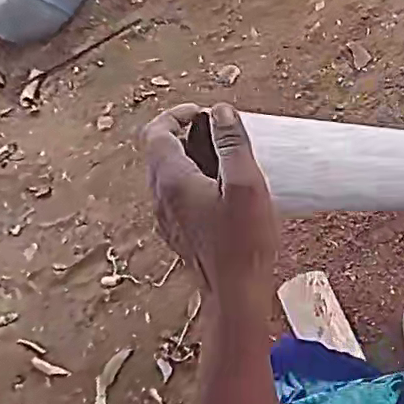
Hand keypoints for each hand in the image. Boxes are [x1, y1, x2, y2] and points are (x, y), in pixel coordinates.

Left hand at [141, 103, 277, 301]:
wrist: (235, 291)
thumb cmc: (244, 241)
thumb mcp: (247, 184)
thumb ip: (233, 145)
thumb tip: (222, 112)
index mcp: (172, 180)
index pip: (157, 133)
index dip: (178, 115)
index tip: (207, 113)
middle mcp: (161, 197)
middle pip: (162, 152)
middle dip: (190, 134)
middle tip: (224, 133)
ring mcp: (168, 218)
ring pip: (171, 174)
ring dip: (195, 158)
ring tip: (231, 159)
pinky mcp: (180, 232)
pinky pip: (180, 195)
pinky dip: (198, 180)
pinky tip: (228, 190)